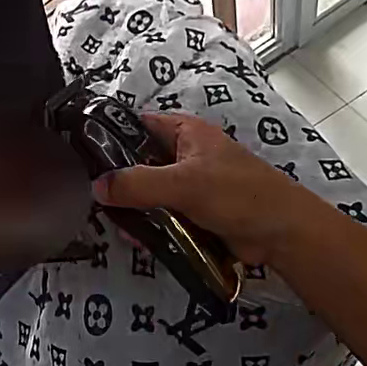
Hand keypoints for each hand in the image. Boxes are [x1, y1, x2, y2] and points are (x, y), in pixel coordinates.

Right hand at [93, 113, 325, 263]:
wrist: (280, 233)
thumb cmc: (237, 195)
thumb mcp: (182, 184)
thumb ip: (137, 184)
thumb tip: (97, 187)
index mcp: (186, 133)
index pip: (139, 125)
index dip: (113, 136)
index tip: (86, 157)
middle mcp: (187, 155)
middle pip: (141, 163)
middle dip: (121, 183)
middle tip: (100, 201)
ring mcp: (192, 186)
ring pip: (151, 194)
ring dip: (136, 210)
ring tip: (120, 226)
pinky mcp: (197, 213)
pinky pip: (166, 216)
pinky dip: (153, 227)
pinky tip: (140, 240)